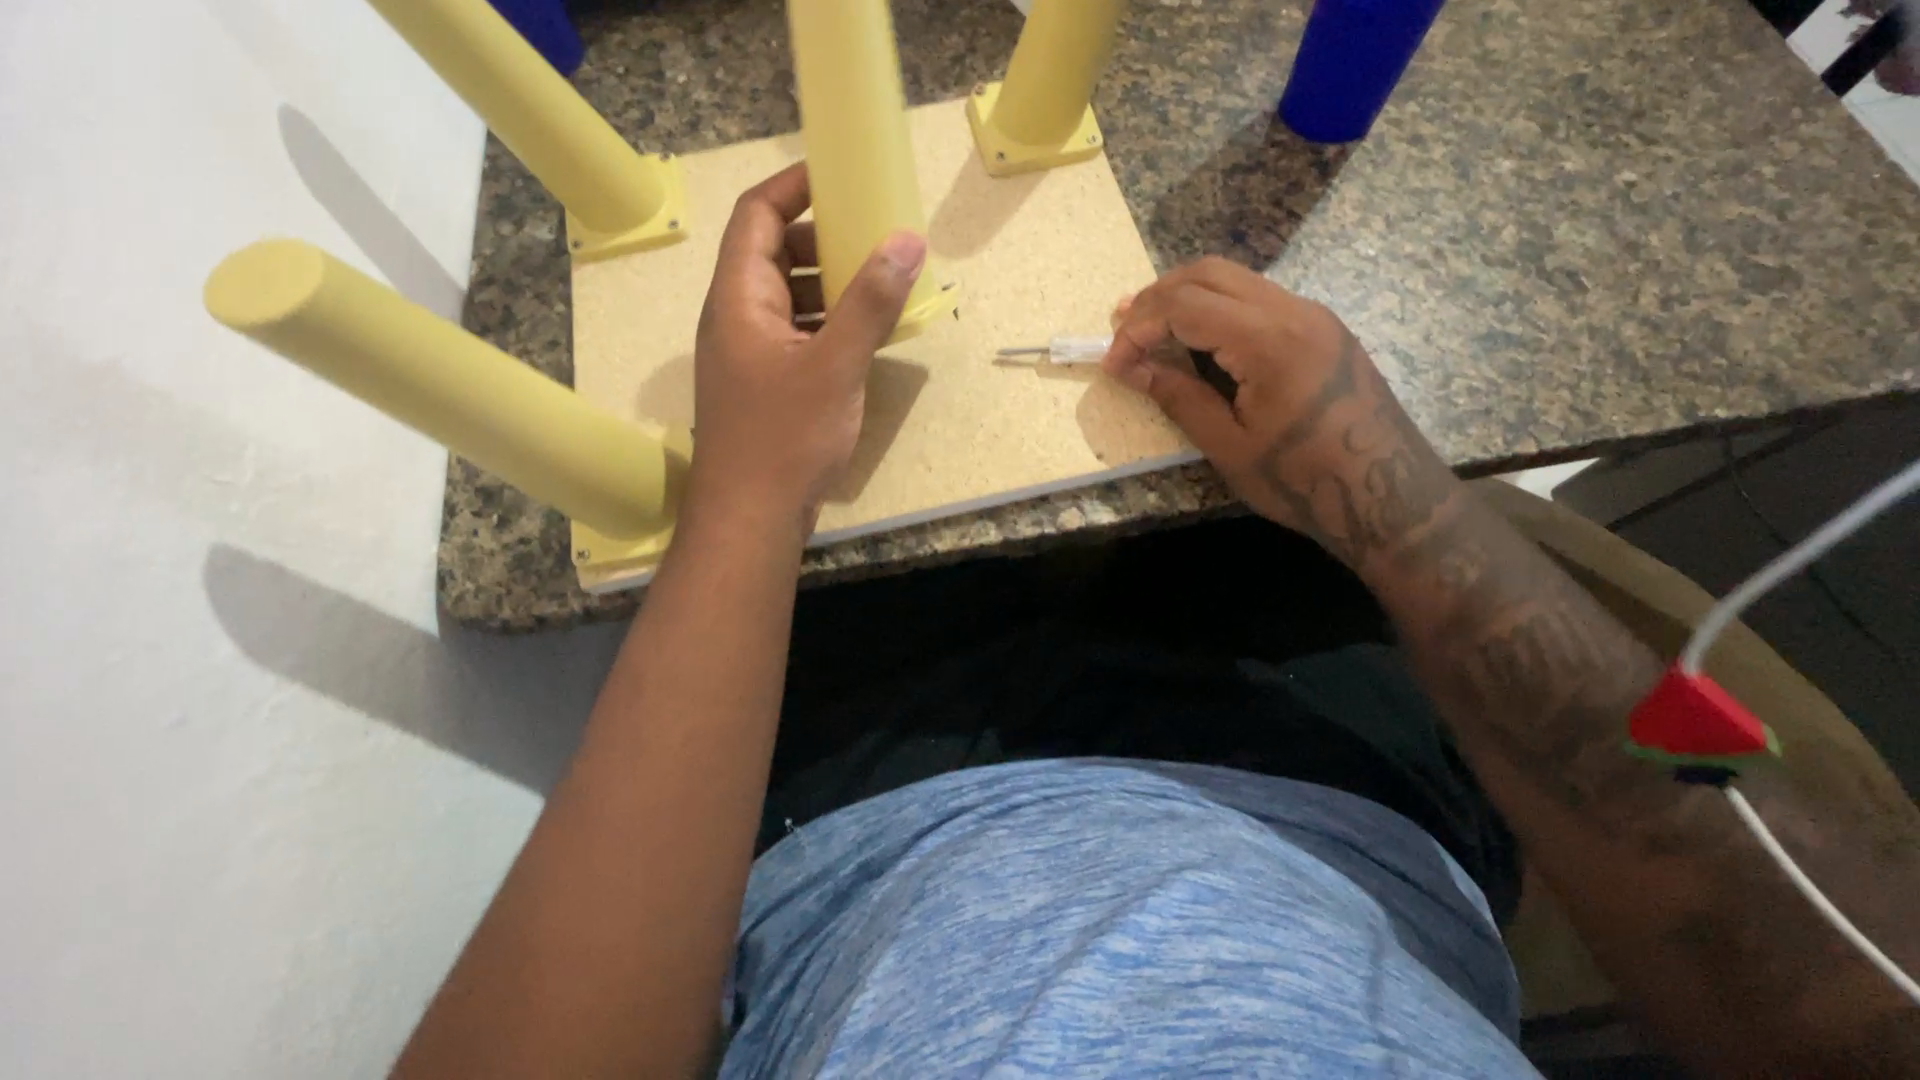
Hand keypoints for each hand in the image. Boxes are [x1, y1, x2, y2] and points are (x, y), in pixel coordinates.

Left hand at [684, 162, 927, 536]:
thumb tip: (907, 240)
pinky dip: (826, 324)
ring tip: (878, 285)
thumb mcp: (835, 365)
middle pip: (769, 254)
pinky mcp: (763, 387)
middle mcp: (734, 318)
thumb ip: (870, 302)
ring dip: (827, 284)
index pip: (755, 216)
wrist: (749, 518)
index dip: (792, 186)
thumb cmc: (785, 437)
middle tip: (871, 237)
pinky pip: (794, 335)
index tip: (839, 175)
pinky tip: (864, 337)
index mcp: (738, 299)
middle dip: (819, 238)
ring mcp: (747, 355)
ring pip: (785, 298)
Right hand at [1103, 257, 1458, 570]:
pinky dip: (1217, 311)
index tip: (1113, 364)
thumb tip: (1130, 368)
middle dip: (1157, 298)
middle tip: (1123, 330)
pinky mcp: (1322, 329)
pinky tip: (1199, 342)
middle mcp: (1294, 310)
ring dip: (1186, 299)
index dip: (1139, 329)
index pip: (1185, 306)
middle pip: (1209, 273)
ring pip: (1235, 281)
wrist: (1388, 495)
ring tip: (1151, 331)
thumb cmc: (1302, 480)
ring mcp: (1313, 316)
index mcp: (1269, 340)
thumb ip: (1178, 396)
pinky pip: (1258, 300)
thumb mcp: (1229, 446)